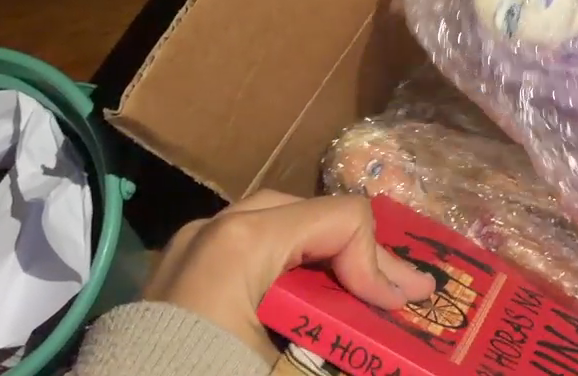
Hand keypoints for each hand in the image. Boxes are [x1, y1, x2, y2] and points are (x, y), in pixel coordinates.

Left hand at [146, 192, 435, 363]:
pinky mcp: (174, 279)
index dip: (381, 264)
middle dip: (360, 258)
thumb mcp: (291, 365)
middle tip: (399, 298)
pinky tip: (305, 305)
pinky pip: (247, 253)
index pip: (343, 219)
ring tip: (359, 297)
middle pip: (314, 217)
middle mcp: (217, 227)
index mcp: (245, 239)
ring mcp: (190, 251)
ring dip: (325, 262)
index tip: (402, 310)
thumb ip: (347, 338)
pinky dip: (286, 271)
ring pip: (281, 230)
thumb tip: (398, 336)